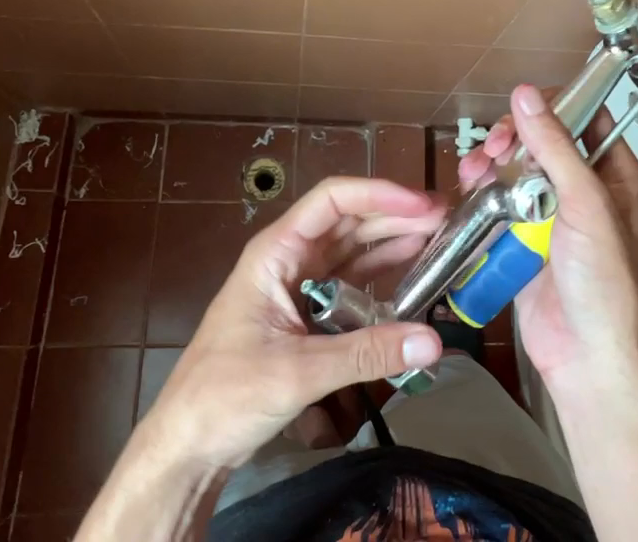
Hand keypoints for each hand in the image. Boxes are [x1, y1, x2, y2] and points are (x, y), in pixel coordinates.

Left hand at [139, 177, 447, 468]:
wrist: (188, 442)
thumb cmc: (227, 394)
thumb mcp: (298, 372)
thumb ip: (366, 354)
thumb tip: (433, 342)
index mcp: (276, 252)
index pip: (331, 201)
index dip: (378, 195)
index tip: (422, 204)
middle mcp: (289, 259)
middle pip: (349, 221)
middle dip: (396, 215)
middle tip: (448, 221)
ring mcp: (298, 286)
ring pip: (353, 250)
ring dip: (394, 242)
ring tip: (442, 241)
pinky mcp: (307, 315)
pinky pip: (352, 284)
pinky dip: (383, 277)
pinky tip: (414, 279)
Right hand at [461, 84, 637, 395]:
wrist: (586, 358)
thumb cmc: (604, 285)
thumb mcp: (586, 206)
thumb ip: (556, 148)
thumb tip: (527, 95)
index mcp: (613, 175)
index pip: (585, 117)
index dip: (552, 106)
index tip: (521, 110)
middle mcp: (583, 190)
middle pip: (542, 140)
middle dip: (513, 136)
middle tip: (493, 148)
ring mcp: (550, 214)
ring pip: (515, 168)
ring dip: (491, 162)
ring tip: (474, 171)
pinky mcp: (522, 238)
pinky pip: (498, 202)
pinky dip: (481, 192)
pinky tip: (469, 190)